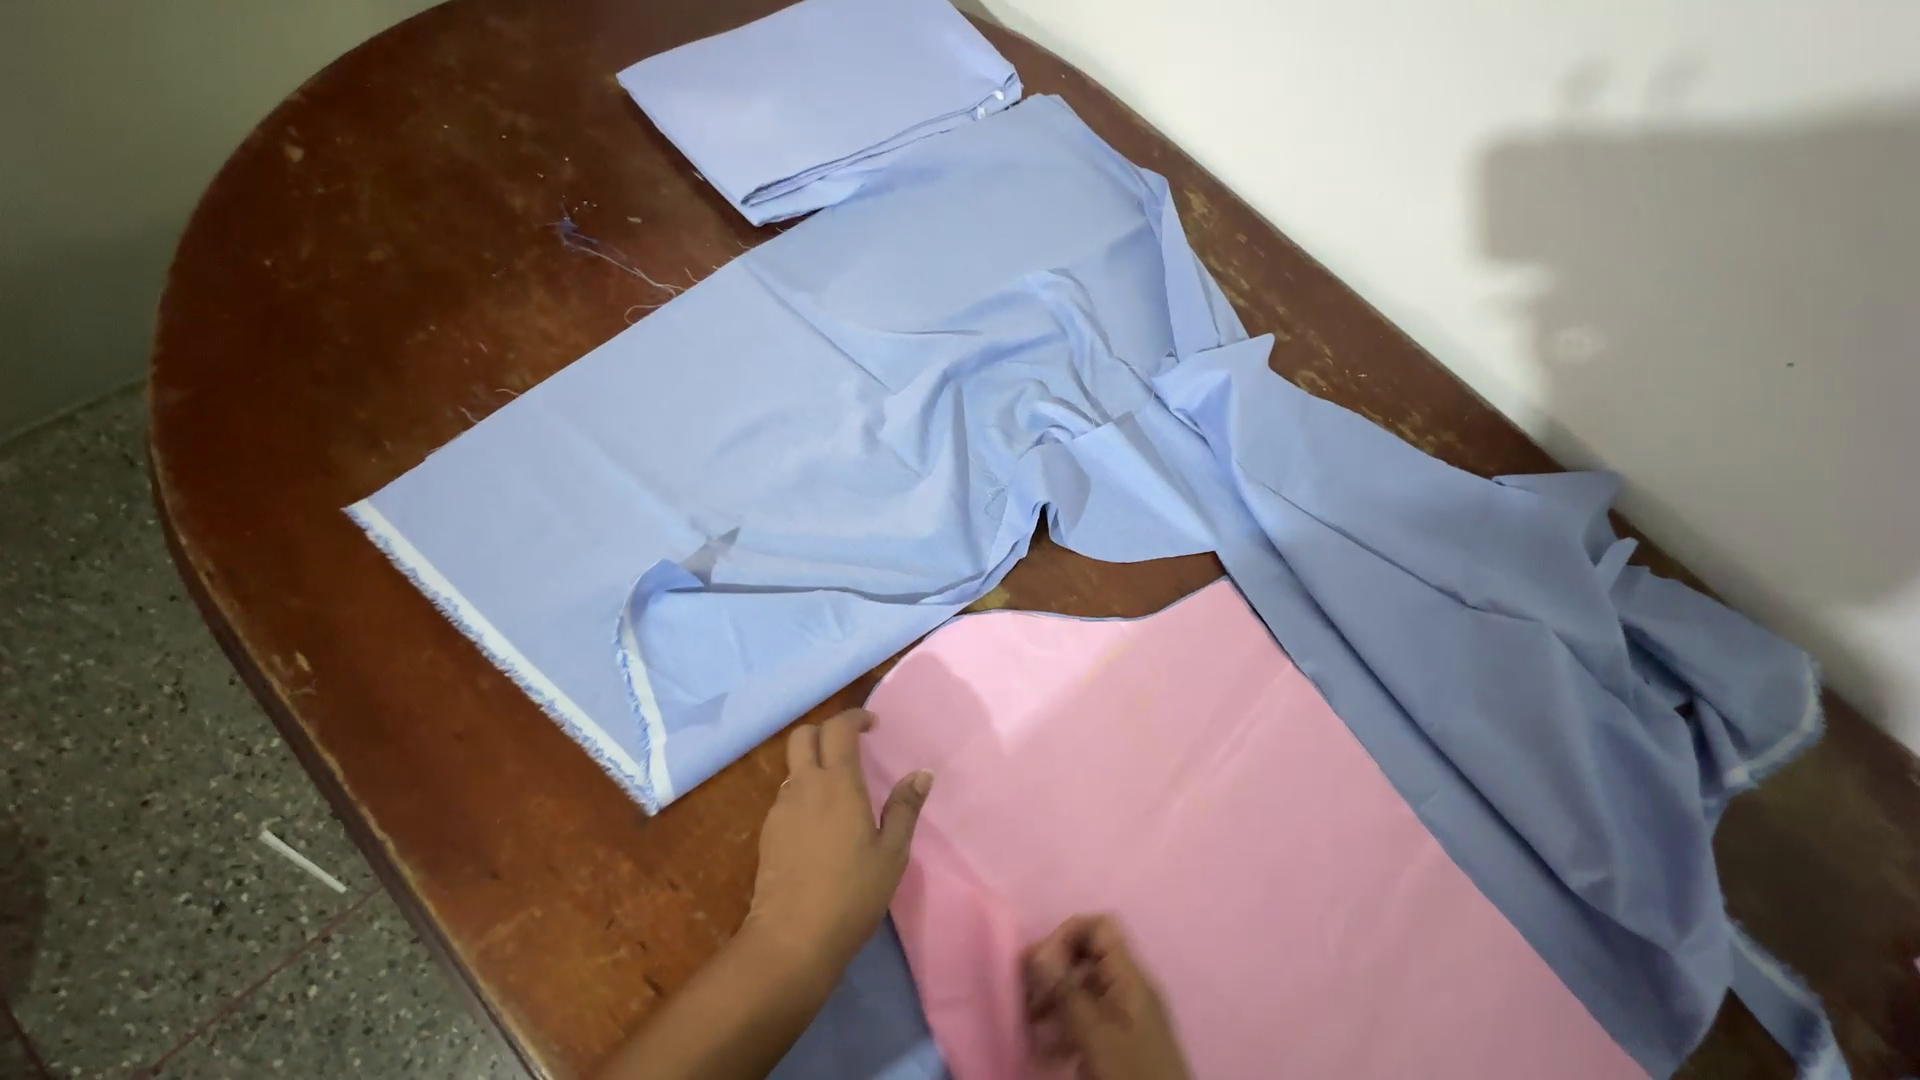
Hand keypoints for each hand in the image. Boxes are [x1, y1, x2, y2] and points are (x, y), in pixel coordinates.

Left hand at [744, 708, 932, 981]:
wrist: (791, 938)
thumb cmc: (851, 894)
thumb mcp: (891, 853)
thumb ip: (904, 809)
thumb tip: (921, 774)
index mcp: (837, 784)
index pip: (838, 728)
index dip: (855, 717)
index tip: (873, 725)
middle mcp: (804, 787)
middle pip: (803, 735)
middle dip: (827, 731)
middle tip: (853, 746)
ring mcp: (780, 809)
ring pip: (793, 766)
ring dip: (814, 762)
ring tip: (841, 789)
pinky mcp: (768, 833)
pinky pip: (787, 795)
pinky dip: (805, 791)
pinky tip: (822, 823)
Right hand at [1024, 914, 1191, 1079]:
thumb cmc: (1131, 1073)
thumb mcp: (1094, 1032)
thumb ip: (1066, 990)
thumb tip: (1039, 952)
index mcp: (1130, 976)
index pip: (1100, 927)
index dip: (1067, 934)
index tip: (1041, 963)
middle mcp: (1131, 986)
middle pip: (1089, 954)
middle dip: (1054, 965)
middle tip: (1024, 987)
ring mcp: (1128, 1013)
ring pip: (1086, 986)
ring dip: (1055, 996)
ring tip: (1029, 1018)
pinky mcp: (1123, 1039)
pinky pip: (1091, 1015)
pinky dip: (1066, 1021)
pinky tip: (1046, 1043)